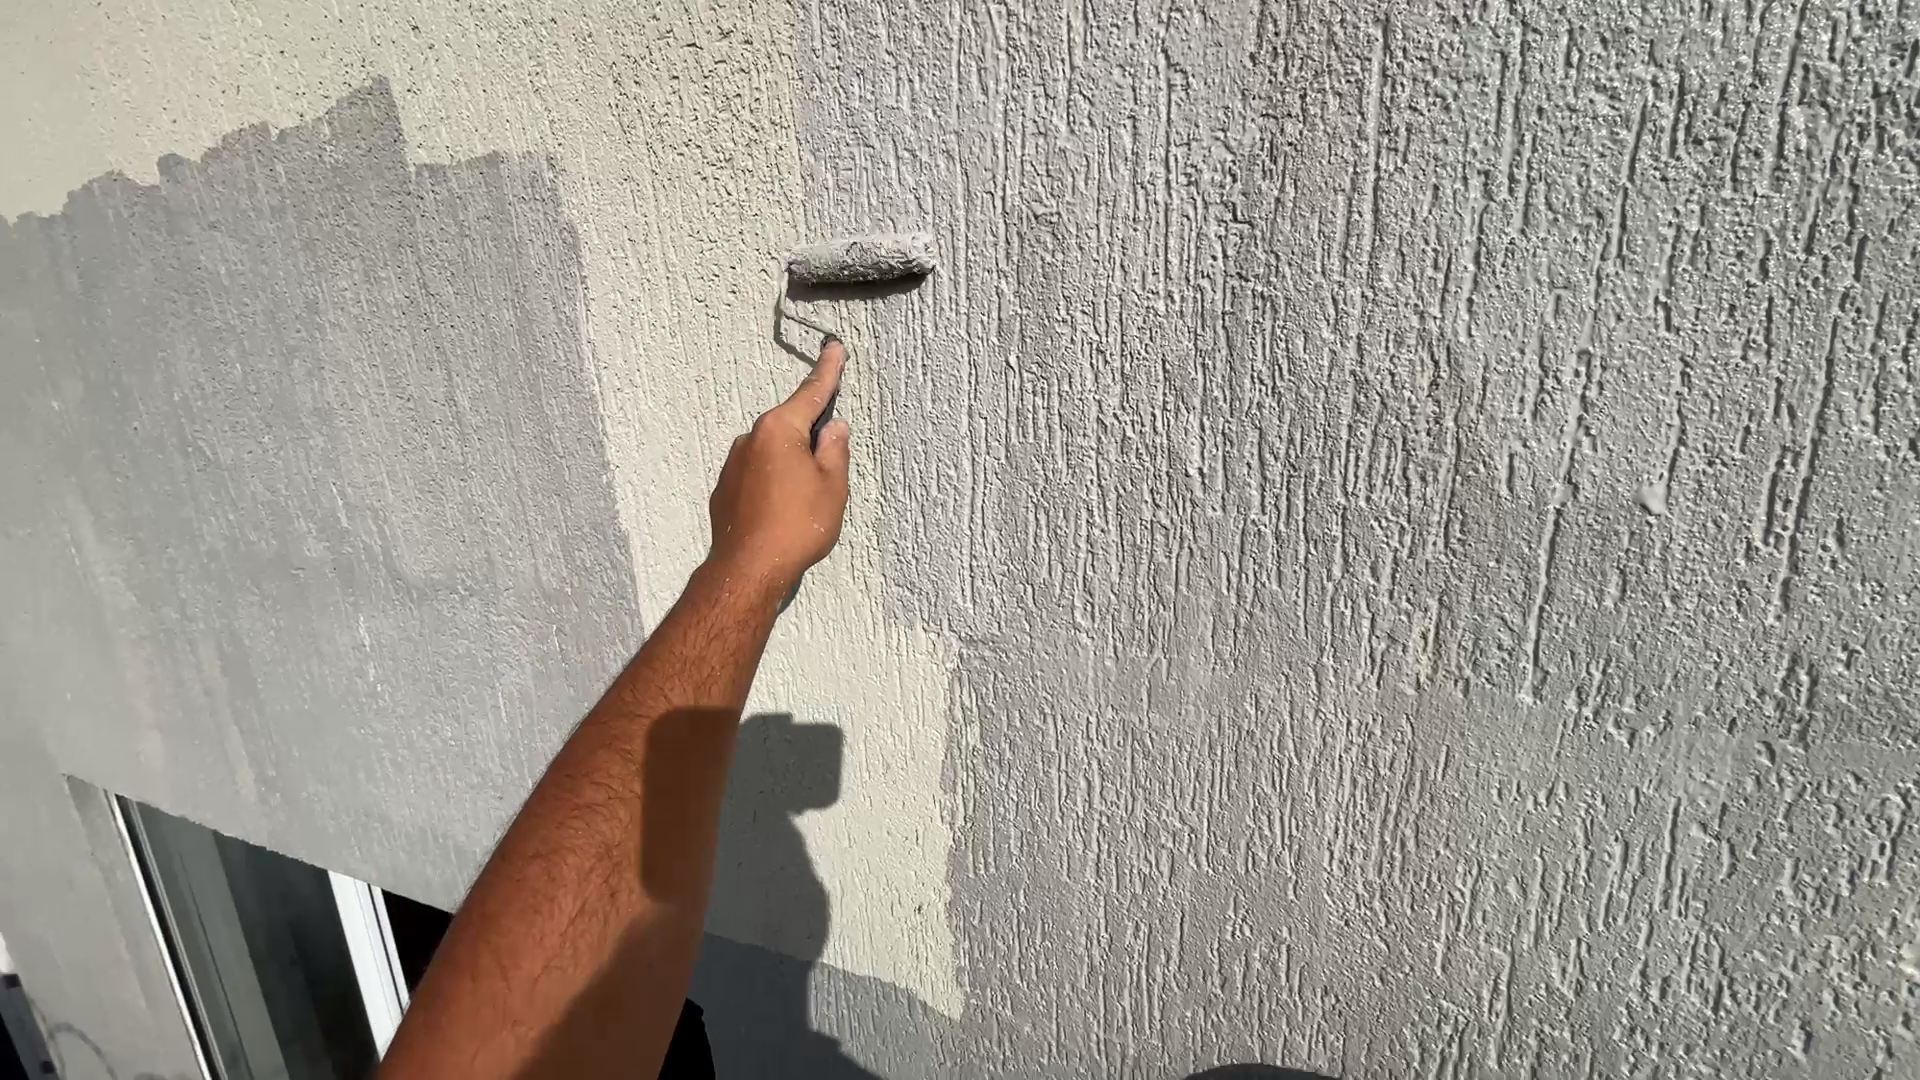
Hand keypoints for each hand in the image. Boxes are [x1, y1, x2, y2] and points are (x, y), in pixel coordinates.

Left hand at [706, 340, 849, 593]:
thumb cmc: (797, 526)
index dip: (827, 371)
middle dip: (812, 435)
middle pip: (791, 425)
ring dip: (792, 463)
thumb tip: (834, 428)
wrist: (748, 568)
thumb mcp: (832, 486)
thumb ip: (835, 450)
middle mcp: (751, 438)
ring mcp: (734, 463)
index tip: (834, 348)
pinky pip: (758, 473)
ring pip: (774, 451)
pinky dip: (775, 482)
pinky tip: (784, 510)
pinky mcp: (725, 488)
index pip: (811, 393)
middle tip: (831, 465)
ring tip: (807, 500)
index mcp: (780, 429)